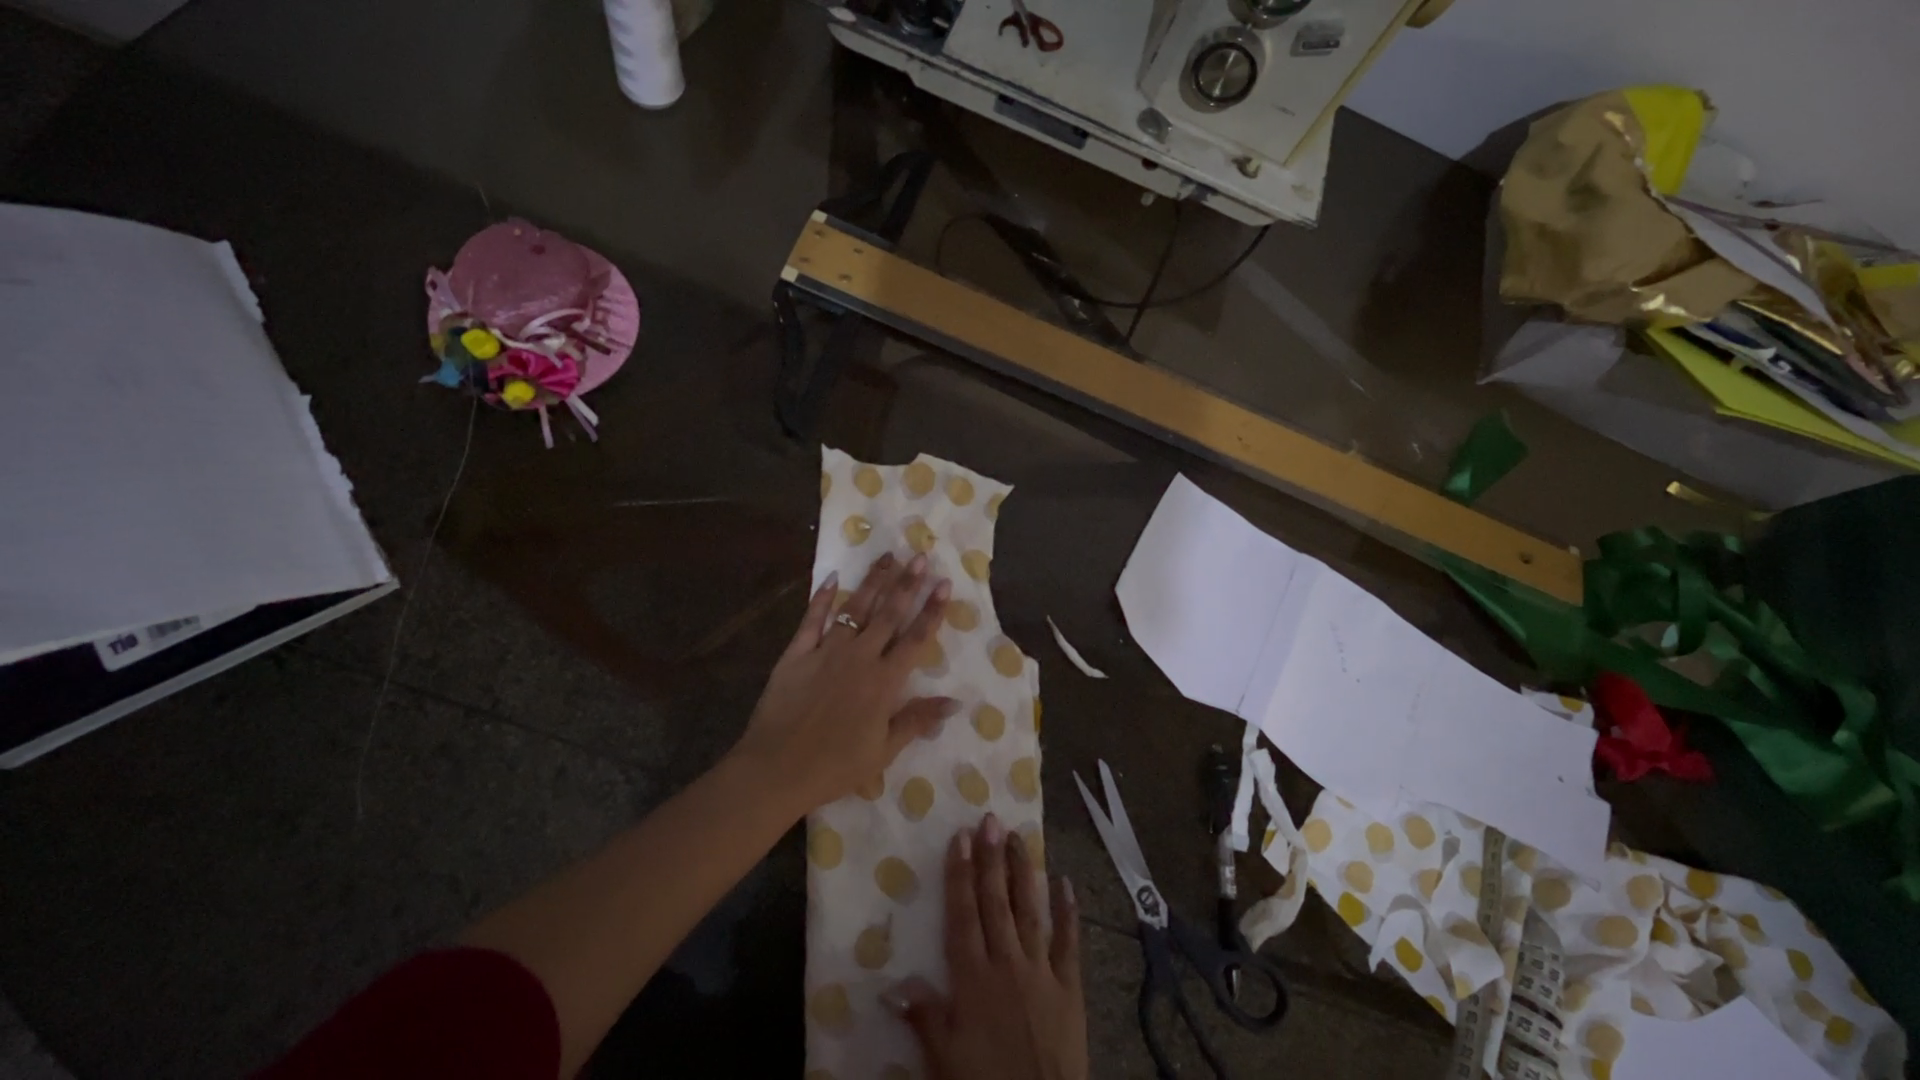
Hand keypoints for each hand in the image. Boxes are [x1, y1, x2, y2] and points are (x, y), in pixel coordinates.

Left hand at [731, 552, 957, 815]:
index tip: (945, 584)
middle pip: (889, 614)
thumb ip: (917, 721)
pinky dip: (823, 597)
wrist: (777, 768)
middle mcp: (860, 658)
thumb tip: (955, 701)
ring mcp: (826, 651)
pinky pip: (812, 619)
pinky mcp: (796, 653)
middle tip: (921, 556)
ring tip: (888, 556)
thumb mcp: (883, 751)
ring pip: (856, 609)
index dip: (932, 610)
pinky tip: (833, 578)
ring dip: (874, 581)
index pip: (915, 639)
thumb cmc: (834, 766)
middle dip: (908, 584)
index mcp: (884, 682)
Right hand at [889, 814, 1088, 1079]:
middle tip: (989, 820)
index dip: (960, 875)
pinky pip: (1069, 942)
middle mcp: (1007, 964)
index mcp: (973, 978)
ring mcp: (1042, 971)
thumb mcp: (944, 1057)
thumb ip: (924, 1015)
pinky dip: (1068, 911)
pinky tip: (1065, 883)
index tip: (960, 838)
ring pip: (1030, 912)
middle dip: (991, 860)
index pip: (963, 915)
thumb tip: (892, 981)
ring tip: (1019, 837)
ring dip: (1023, 873)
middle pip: (996, 904)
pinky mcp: (1070, 986)